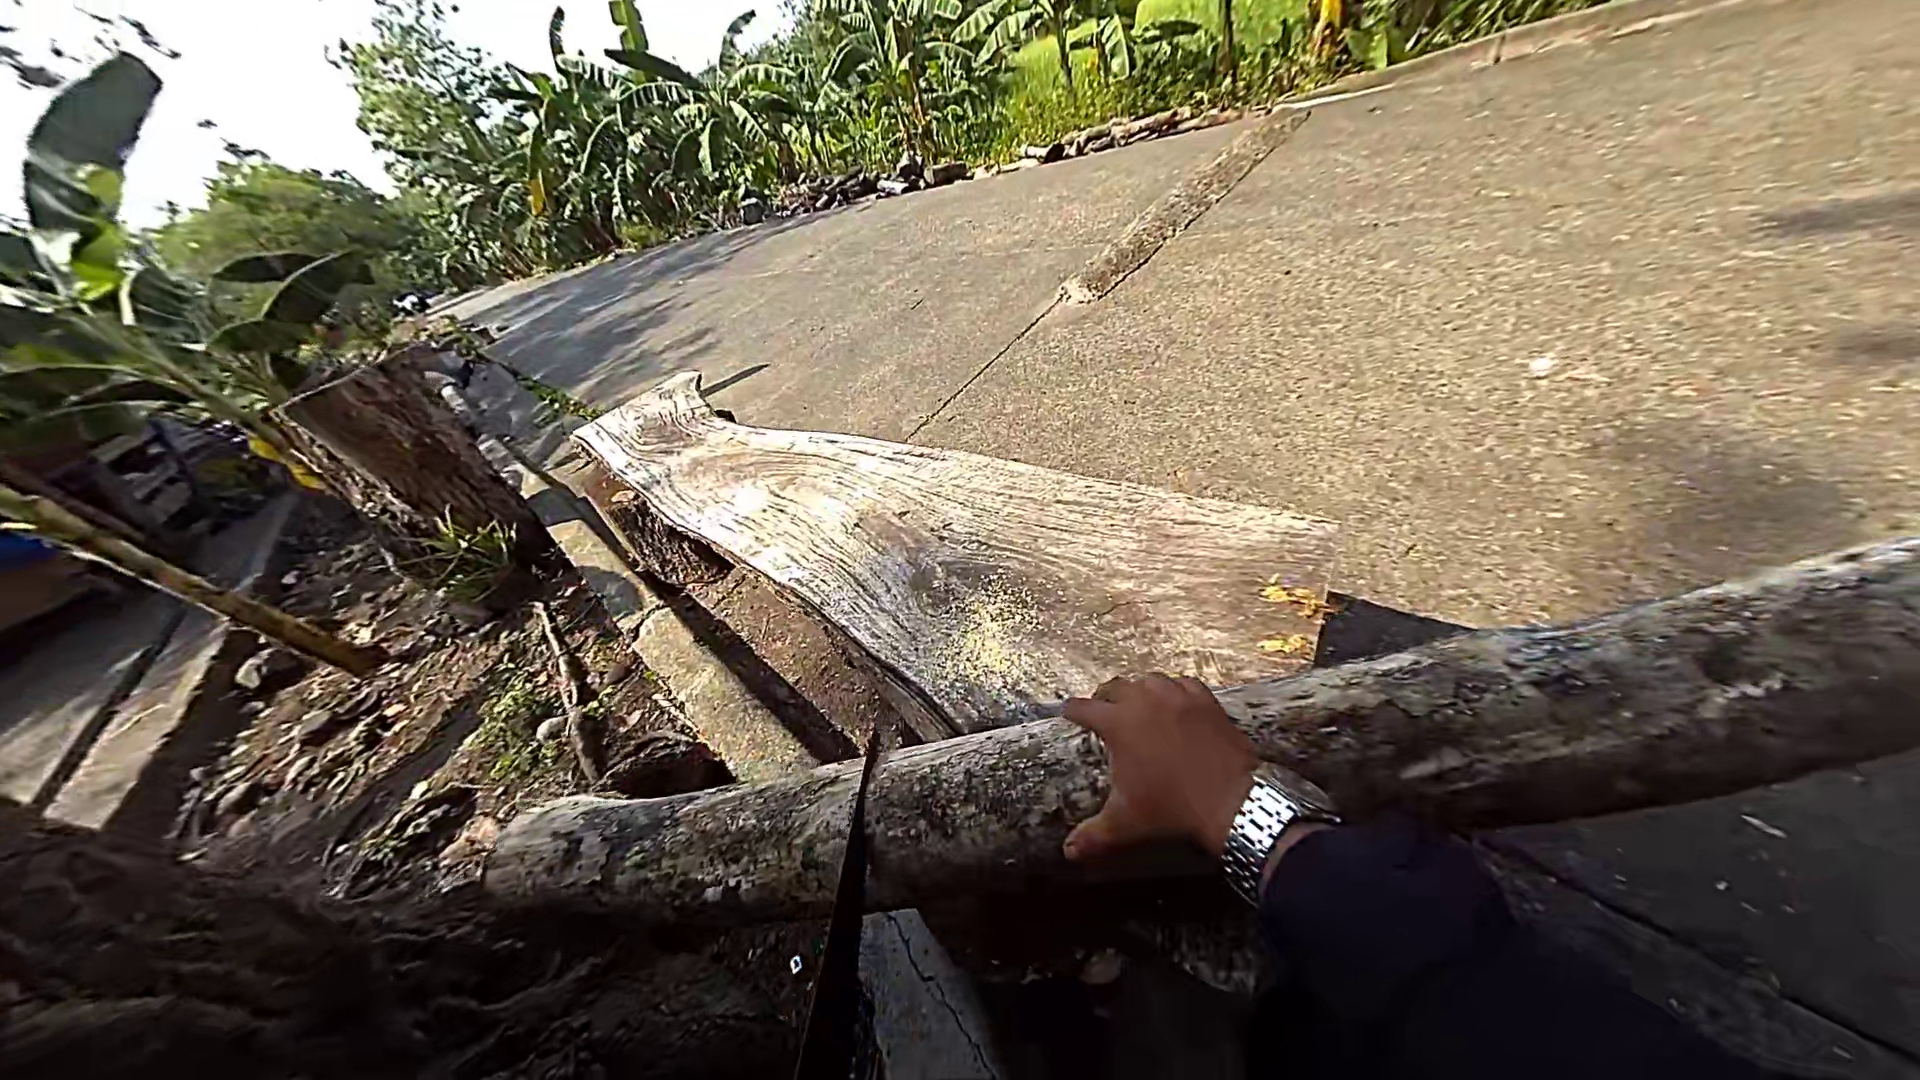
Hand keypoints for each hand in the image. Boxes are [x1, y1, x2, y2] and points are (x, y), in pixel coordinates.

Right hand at [1061, 673, 1259, 860]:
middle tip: (1104, 710)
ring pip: (1149, 680)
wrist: (1232, 801)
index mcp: (1118, 723)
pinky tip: (1176, 700)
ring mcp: (1176, 696)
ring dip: (1140, 690)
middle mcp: (1143, 701)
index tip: (1070, 713)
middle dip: (1105, 697)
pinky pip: (1183, 683)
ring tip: (1139, 703)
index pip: (1084, 708)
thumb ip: (1094, 834)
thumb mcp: (1126, 822)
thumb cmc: (1172, 808)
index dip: (1073, 711)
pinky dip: (1175, 689)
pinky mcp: (1204, 700)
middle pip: (1114, 686)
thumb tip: (1068, 852)